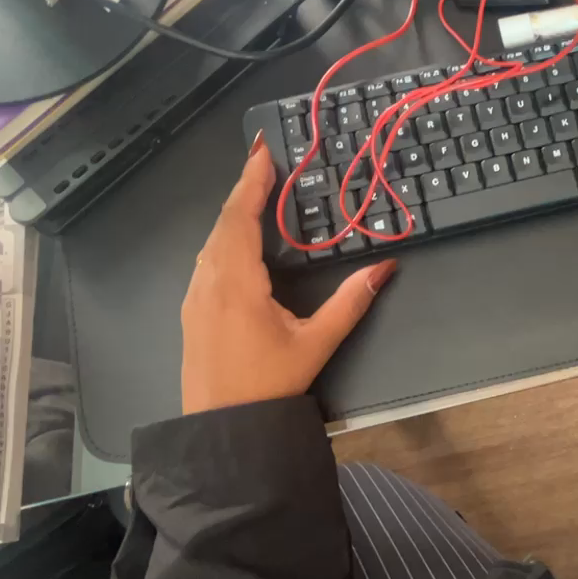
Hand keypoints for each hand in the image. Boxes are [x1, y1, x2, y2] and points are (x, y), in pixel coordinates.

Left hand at [180, 134, 395, 414]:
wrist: (221, 427)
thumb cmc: (268, 384)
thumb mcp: (316, 343)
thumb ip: (350, 302)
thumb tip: (385, 268)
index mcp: (237, 283)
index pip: (240, 217)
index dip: (251, 181)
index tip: (262, 150)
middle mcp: (209, 282)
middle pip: (222, 223)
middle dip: (243, 189)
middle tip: (263, 162)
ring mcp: (195, 297)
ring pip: (211, 242)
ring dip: (232, 214)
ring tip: (255, 195)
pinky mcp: (193, 311)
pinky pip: (206, 261)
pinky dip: (224, 239)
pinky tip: (237, 243)